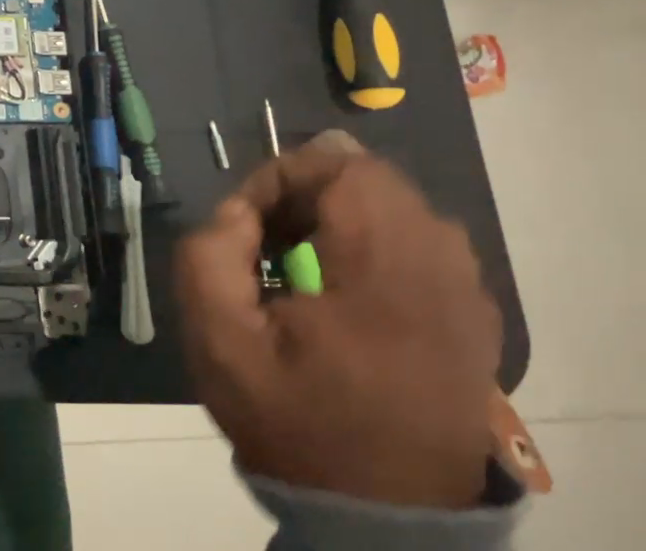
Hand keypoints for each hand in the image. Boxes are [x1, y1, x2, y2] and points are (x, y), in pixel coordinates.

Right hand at [175, 131, 501, 508]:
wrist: (381, 509)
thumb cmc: (292, 419)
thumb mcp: (217, 339)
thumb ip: (208, 255)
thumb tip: (238, 211)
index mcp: (383, 277)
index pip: (346, 170)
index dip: (283, 173)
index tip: (243, 219)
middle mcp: (442, 274)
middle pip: (378, 182)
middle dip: (308, 189)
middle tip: (263, 234)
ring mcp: (467, 297)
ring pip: (404, 208)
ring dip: (342, 213)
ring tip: (297, 255)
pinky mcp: (472, 318)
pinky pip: (425, 244)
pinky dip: (376, 240)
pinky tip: (341, 283)